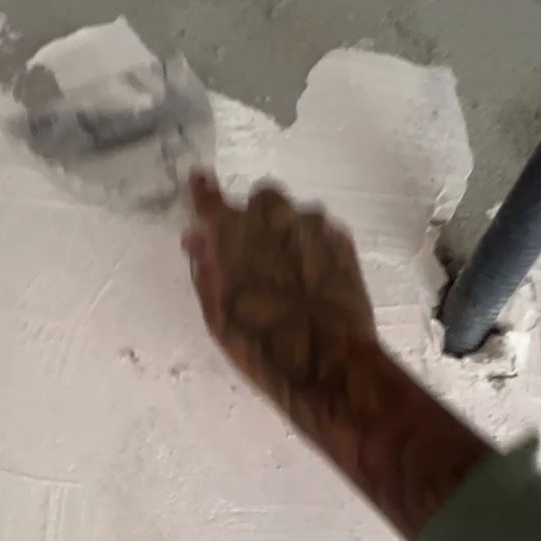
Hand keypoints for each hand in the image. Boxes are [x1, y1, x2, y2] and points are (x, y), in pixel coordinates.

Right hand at [181, 172, 381, 409]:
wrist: (329, 362)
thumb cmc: (262, 346)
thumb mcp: (218, 317)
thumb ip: (206, 270)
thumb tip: (197, 239)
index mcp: (233, 234)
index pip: (211, 200)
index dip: (203, 191)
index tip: (199, 178)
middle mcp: (273, 217)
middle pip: (260, 200)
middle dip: (254, 218)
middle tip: (252, 253)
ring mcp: (313, 225)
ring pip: (294, 214)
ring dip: (285, 232)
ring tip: (287, 273)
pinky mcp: (343, 239)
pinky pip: (320, 231)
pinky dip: (310, 246)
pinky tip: (310, 278)